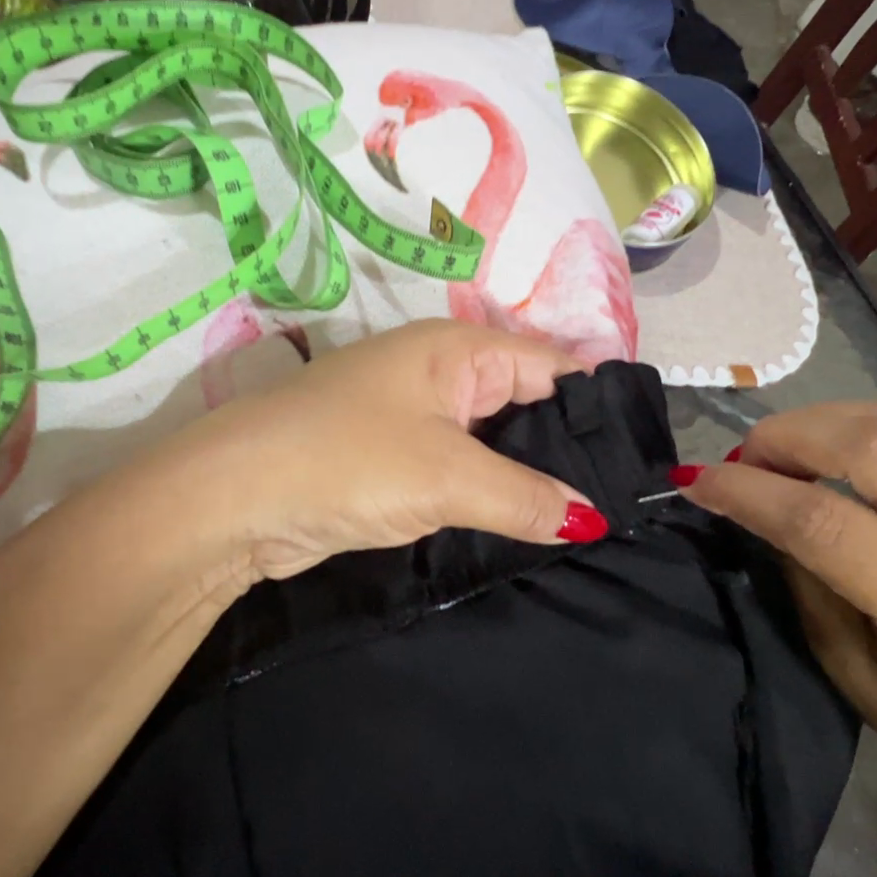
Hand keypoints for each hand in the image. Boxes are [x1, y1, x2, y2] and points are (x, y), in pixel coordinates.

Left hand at [155, 319, 606, 583]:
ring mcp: (414, 416)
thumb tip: (591, 517)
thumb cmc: (346, 462)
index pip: (554, 367)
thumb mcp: (446, 477)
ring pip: (494, 443)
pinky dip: (490, 495)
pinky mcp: (393, 460)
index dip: (599, 411)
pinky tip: (526, 527)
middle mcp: (440, 372)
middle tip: (626, 505)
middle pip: (526, 403)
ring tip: (590, 523)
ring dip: (528, 479)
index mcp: (458, 348)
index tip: (645, 464)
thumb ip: (525, 496)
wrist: (230, 501)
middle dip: (568, 451)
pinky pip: (461, 470)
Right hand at [676, 403, 876, 876]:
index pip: (829, 524)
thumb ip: (804, 575)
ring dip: (824, 422)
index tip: (696, 482)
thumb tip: (754, 503)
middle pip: (876, 446)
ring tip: (780, 451)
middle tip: (741, 460)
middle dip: (787, 438)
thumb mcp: (852, 669)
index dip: (750, 494)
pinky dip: (864, 428)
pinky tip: (834, 452)